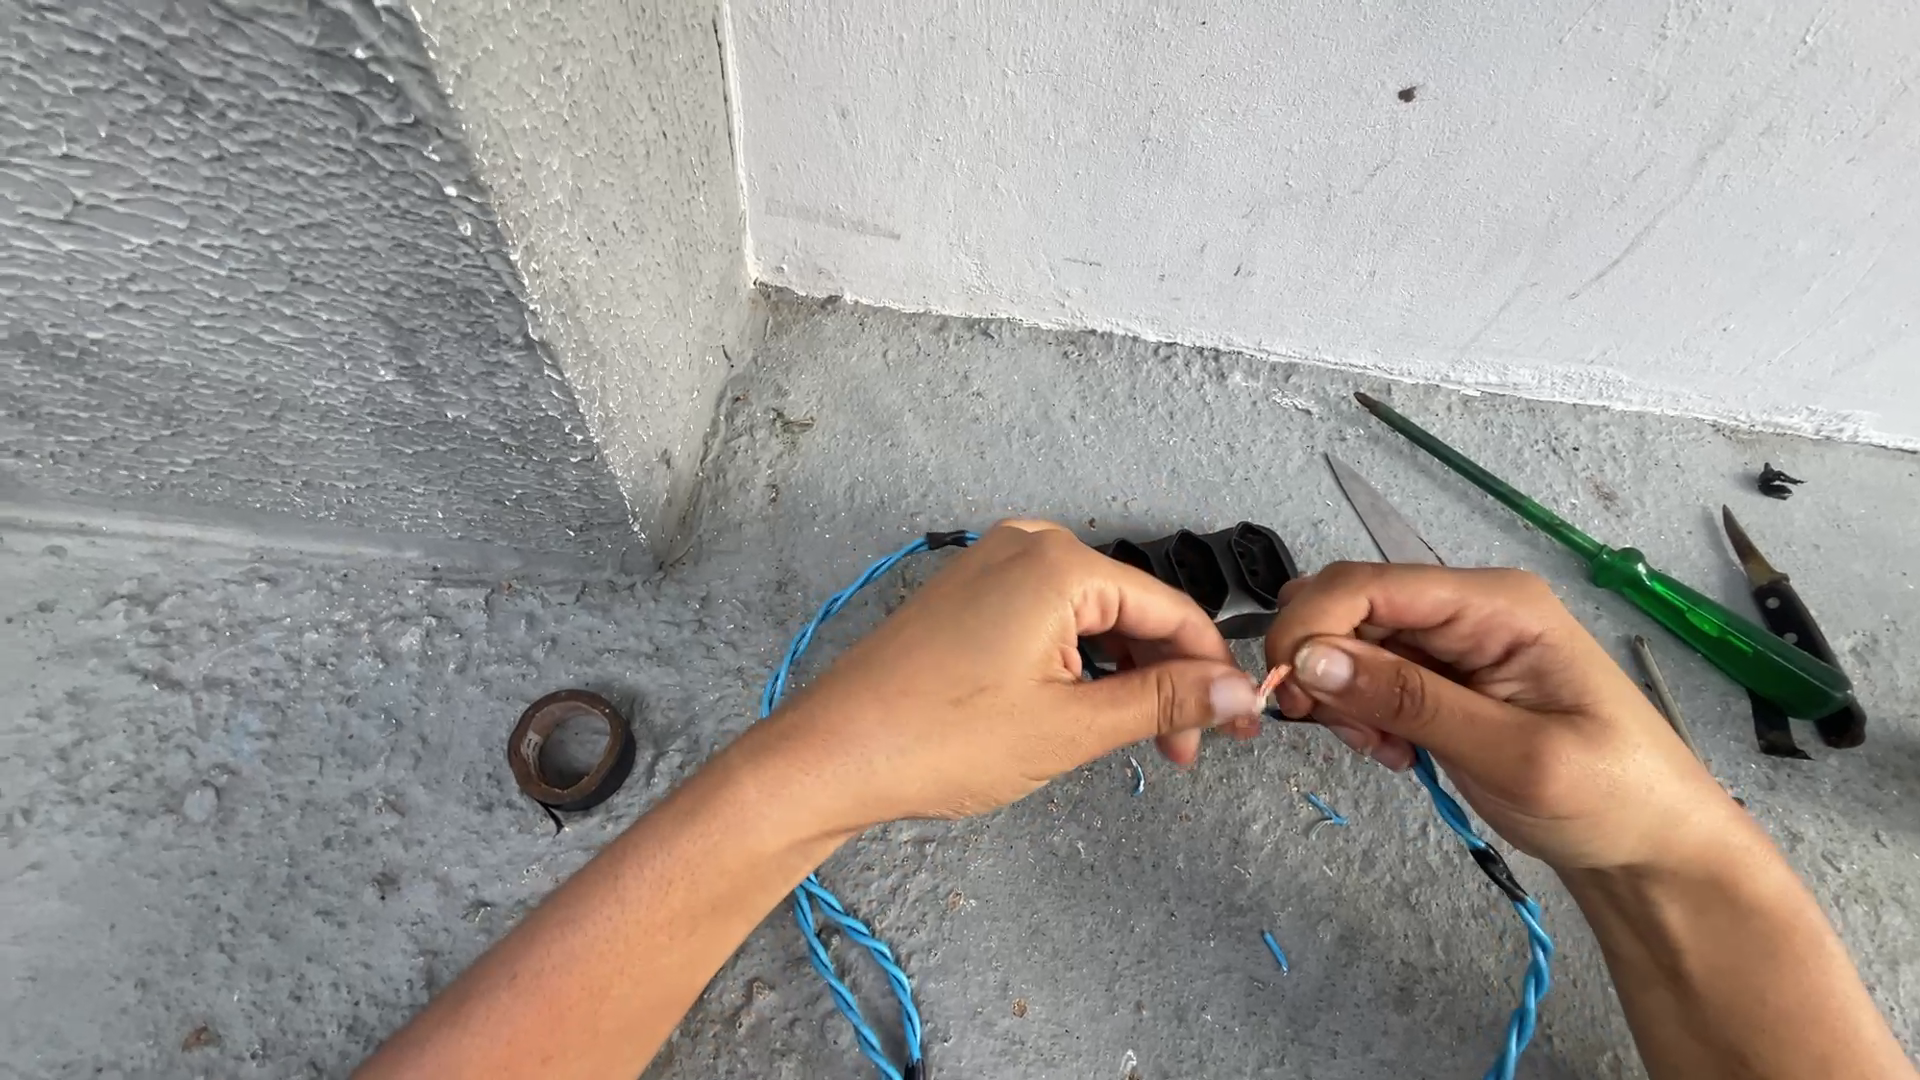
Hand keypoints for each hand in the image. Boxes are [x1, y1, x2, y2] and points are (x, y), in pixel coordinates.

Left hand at [748, 521, 1262, 829]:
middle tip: (1179, 747)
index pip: (1170, 609)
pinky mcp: (969, 591)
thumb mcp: (1072, 725)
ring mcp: (991, 563)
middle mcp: (1026, 544)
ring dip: (1120, 672)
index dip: (1211, 670)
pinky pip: (1046, 615)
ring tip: (1130, 736)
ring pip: (1088, 614)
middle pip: (1128, 608)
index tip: (1236, 724)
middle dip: (1162, 677)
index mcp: (1058, 561)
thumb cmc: (946, 737)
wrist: (833, 753)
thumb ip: (1165, 701)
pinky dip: (1076, 659)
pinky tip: (1082, 705)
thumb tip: (1241, 692)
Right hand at [1264, 561, 1736, 871]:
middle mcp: (1460, 606)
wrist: (1653, 851)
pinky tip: (1393, 748)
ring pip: (1342, 641)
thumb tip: (1307, 658)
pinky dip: (1355, 711)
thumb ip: (1409, 700)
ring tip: (1385, 748)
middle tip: (1338, 729)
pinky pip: (1360, 674)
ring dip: (1338, 695)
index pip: (1365, 584)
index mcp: (1492, 603)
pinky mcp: (1431, 672)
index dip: (1310, 624)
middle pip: (1344, 606)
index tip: (1291, 693)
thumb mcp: (1515, 755)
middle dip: (1320, 664)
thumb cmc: (1611, 798)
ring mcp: (1445, 638)